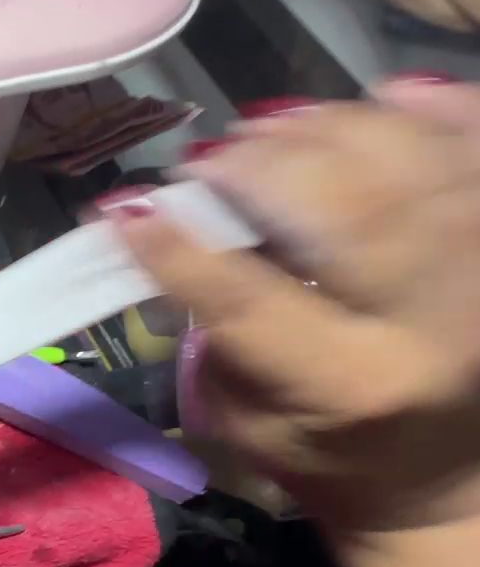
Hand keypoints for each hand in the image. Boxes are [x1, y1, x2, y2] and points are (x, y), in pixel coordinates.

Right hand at [117, 81, 479, 535]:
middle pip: (357, 218)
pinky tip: (386, 95)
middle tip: (203, 158)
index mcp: (346, 381)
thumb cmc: (312, 446)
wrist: (438, 472)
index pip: (248, 299)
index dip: (177, 248)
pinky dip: (447, 113)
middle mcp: (441, 326)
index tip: (120, 209)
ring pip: (427, 173)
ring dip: (337, 133)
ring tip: (267, 129)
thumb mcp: (234, 408)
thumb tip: (172, 234)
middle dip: (266, 170)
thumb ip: (211, 324)